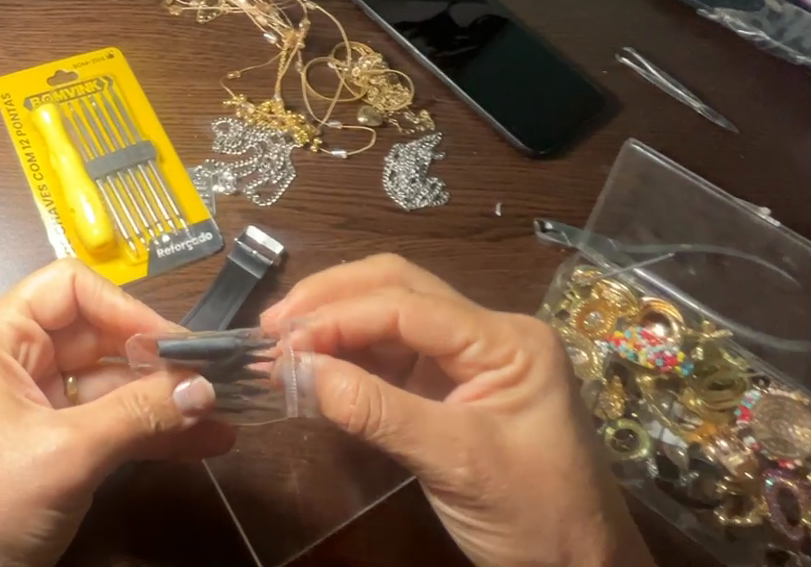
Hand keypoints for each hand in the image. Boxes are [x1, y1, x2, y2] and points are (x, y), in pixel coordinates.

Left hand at [0, 260, 234, 566]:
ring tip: (223, 411)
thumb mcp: (65, 454)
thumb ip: (137, 416)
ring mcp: (39, 398)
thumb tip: (205, 389)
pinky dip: (152, 430)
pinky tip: (203, 441)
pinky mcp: (55, 439)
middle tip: (214, 378)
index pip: (70, 288)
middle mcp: (20, 355)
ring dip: (164, 398)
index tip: (177, 345)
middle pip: (98, 333)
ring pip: (111, 380)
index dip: (126, 308)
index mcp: (1, 335)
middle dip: (156, 358)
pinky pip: (110, 420)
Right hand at [262, 255, 653, 566]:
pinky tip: (311, 363)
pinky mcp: (444, 381)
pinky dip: (343, 351)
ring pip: (384, 309)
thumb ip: (375, 410)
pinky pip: (385, 349)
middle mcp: (484, 332)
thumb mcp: (457, 465)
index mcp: (505, 341)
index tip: (285, 342)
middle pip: (394, 286)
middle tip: (274, 325)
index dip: (339, 317)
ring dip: (330, 320)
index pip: (407, 306)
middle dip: (329, 299)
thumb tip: (296, 370)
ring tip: (280, 341)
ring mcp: (464, 355)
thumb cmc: (536, 523)